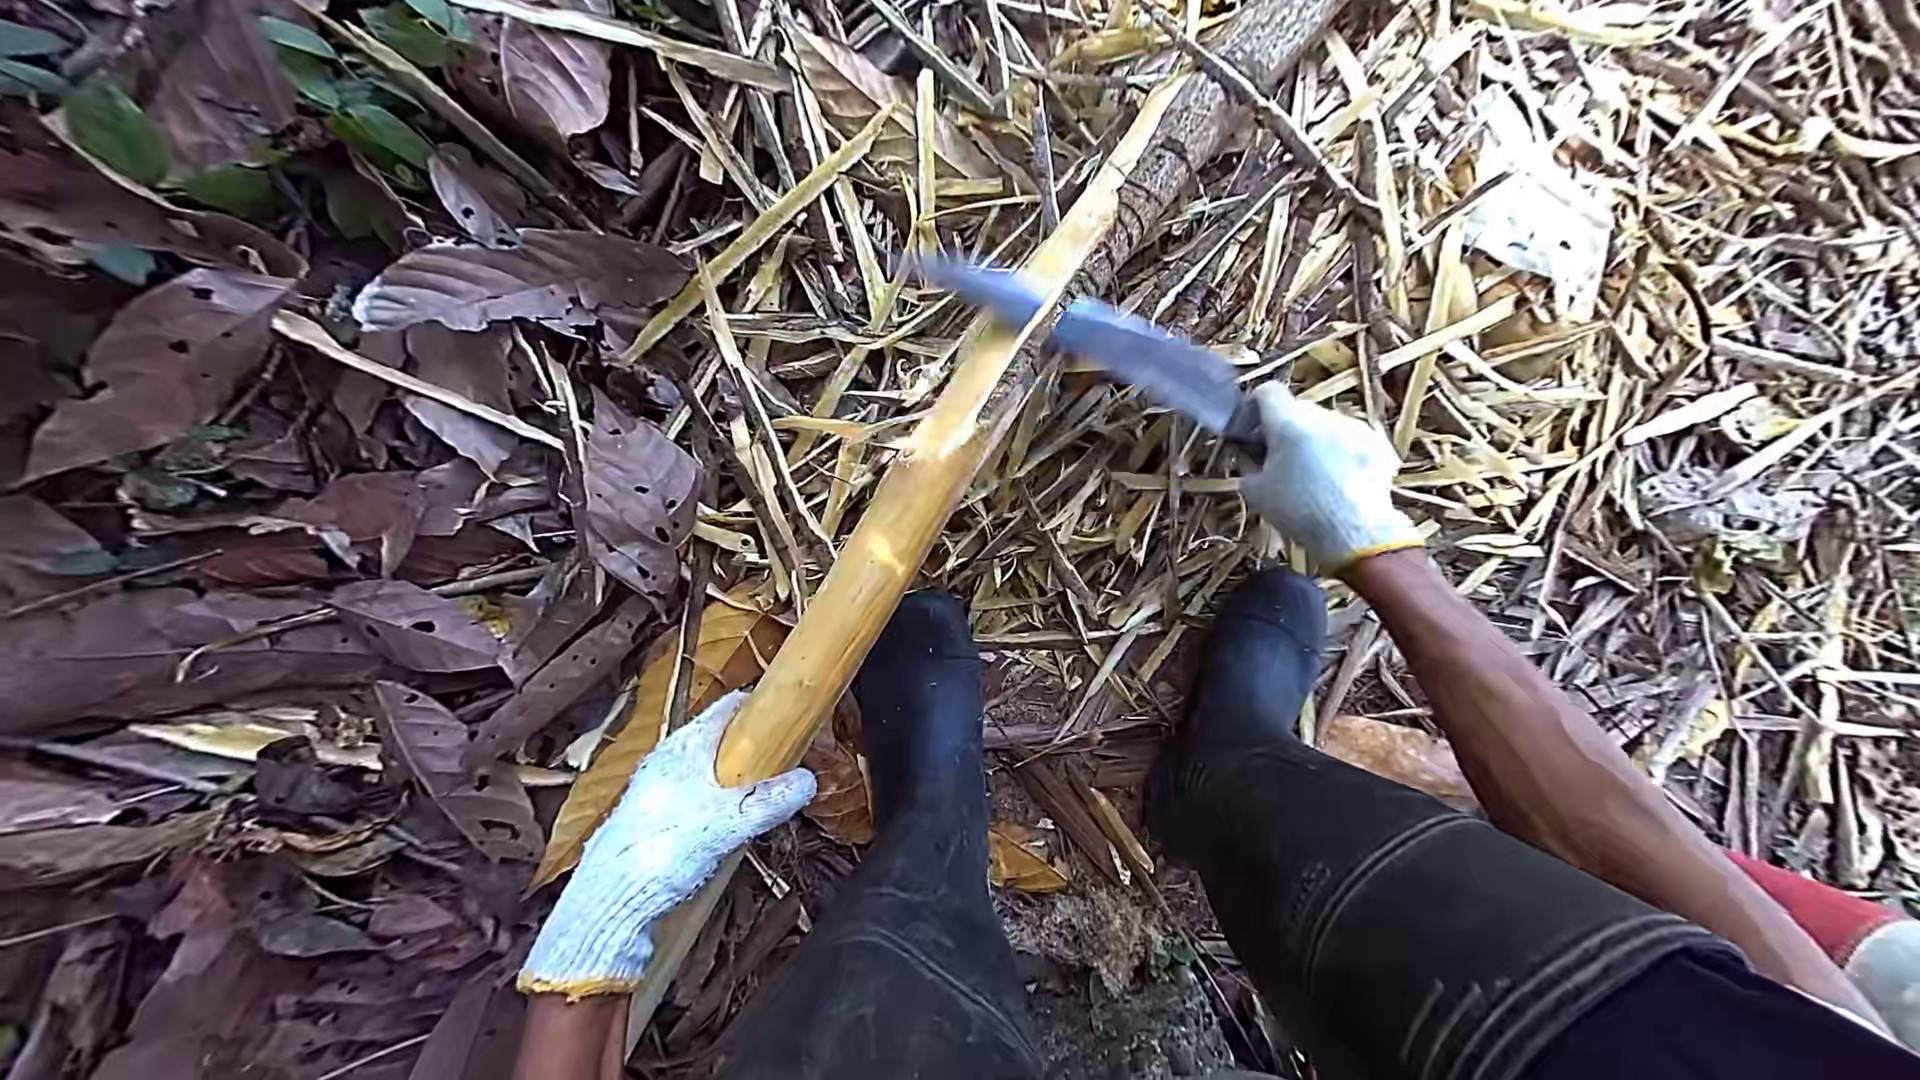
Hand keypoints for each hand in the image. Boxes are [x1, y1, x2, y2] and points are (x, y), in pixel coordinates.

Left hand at [518, 690, 815, 998]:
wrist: (604, 907)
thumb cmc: (662, 852)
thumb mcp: (728, 823)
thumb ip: (771, 800)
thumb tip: (809, 780)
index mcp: (687, 744)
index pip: (732, 704)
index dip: (763, 706)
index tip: (790, 717)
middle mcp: (669, 757)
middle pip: (723, 735)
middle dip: (754, 747)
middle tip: (783, 765)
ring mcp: (657, 785)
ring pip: (708, 765)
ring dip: (735, 776)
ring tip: (759, 799)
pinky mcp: (650, 814)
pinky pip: (694, 791)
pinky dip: (716, 798)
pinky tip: (724, 826)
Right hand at [1241, 383, 1422, 572]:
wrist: (1354, 533)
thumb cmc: (1297, 510)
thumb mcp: (1254, 489)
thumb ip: (1248, 461)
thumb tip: (1249, 450)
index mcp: (1288, 422)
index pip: (1266, 392)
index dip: (1252, 410)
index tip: (1249, 435)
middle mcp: (1324, 415)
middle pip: (1295, 409)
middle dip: (1281, 429)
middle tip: (1274, 460)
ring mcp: (1355, 427)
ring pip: (1322, 424)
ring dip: (1310, 440)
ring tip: (1308, 475)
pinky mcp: (1378, 443)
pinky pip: (1348, 439)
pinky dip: (1336, 452)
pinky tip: (1335, 481)